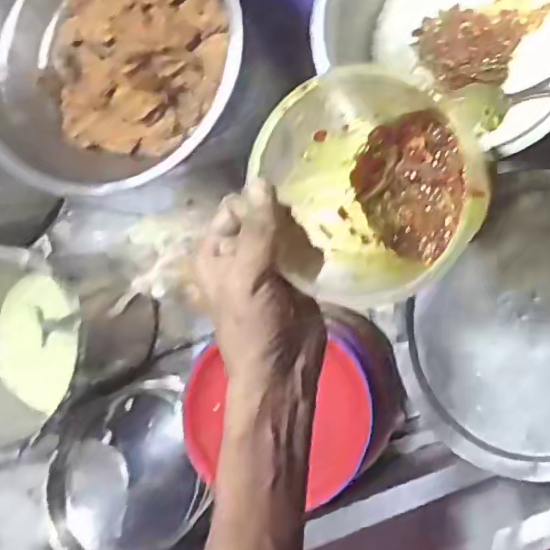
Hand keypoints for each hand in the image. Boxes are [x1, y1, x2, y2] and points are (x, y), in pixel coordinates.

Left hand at [195, 180, 324, 421]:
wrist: (283, 369)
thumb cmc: (253, 326)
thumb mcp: (248, 276)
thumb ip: (256, 230)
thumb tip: (261, 181)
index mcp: (216, 251)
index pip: (236, 206)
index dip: (258, 201)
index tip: (287, 202)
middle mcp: (241, 253)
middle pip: (266, 214)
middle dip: (287, 211)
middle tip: (311, 212)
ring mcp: (273, 264)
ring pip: (291, 229)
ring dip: (307, 226)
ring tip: (326, 223)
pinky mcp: (300, 274)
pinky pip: (309, 247)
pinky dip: (320, 242)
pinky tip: (333, 239)